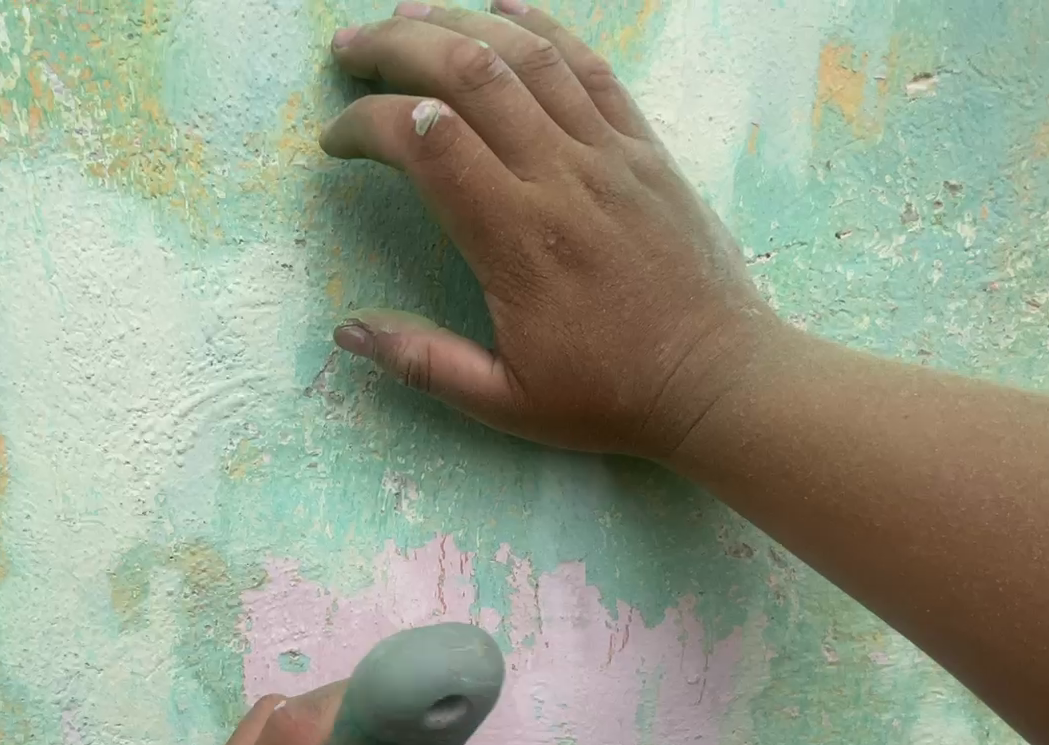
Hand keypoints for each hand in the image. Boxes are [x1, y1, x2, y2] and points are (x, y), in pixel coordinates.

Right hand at [321, 1, 778, 460]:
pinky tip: (503, 10)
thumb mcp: (503, 402)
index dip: (368, 126)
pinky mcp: (643, 148)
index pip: (427, 143)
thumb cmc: (606, 397)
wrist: (714, 378)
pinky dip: (541, 28)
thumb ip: (423, 363)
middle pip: (469, 76)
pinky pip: (589, 67)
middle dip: (396, 51)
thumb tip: (346, 331)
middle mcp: (560, 178)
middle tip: (348, 53)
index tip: (335, 141)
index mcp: (517, 241)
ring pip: (526, 57)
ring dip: (457, 25)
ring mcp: (608, 154)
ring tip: (406, 15)